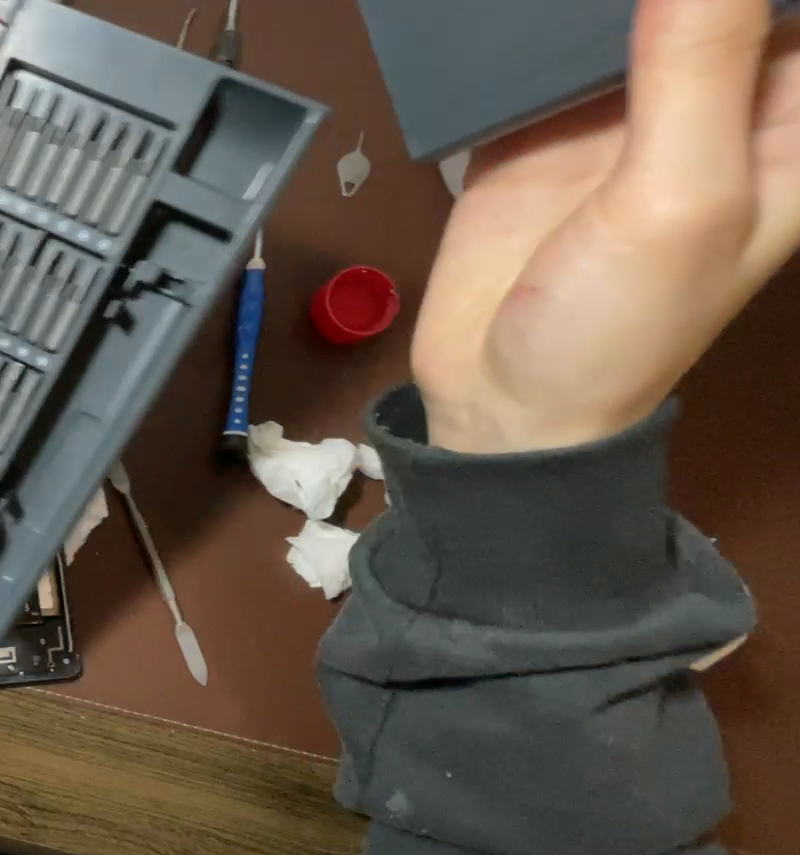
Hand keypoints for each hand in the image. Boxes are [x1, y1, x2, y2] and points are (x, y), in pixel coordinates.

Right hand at [413, 0, 799, 453]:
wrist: (499, 400)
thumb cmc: (617, 321)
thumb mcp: (676, 199)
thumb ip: (691, 72)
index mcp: (793, 115)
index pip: (795, 9)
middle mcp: (706, 105)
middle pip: (706, 6)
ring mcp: (606, 124)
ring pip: (613, 23)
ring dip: (583, 9)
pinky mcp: (522, 146)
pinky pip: (526, 74)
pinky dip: (514, 47)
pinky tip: (502, 23)